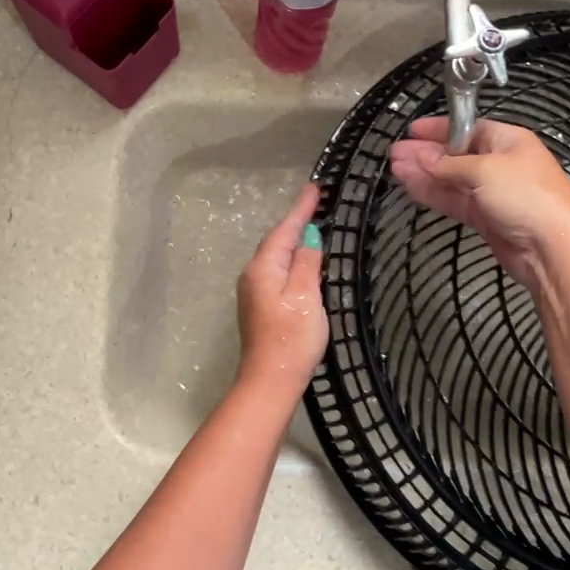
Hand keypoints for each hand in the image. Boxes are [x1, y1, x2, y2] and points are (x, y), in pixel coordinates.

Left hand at [235, 183, 328, 394]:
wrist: (270, 381)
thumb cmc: (291, 338)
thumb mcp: (306, 296)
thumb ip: (308, 263)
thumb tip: (310, 235)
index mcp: (264, 268)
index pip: (285, 230)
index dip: (301, 209)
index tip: (315, 188)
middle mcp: (253, 274)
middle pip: (277, 240)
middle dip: (296, 220)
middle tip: (316, 201)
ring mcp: (254, 291)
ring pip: (276, 256)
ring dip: (293, 239)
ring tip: (312, 223)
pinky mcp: (260, 305)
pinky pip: (276, 270)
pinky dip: (290, 258)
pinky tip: (301, 259)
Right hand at [388, 116, 569, 288]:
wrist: (552, 248)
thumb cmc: (527, 197)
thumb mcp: (484, 170)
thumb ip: (448, 164)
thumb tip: (421, 156)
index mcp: (508, 141)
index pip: (468, 128)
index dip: (439, 129)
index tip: (412, 130)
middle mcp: (500, 164)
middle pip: (456, 155)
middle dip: (425, 154)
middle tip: (395, 154)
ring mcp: (493, 193)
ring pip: (452, 180)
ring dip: (424, 174)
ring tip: (395, 170)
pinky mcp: (486, 218)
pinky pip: (454, 201)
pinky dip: (433, 194)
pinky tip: (411, 188)